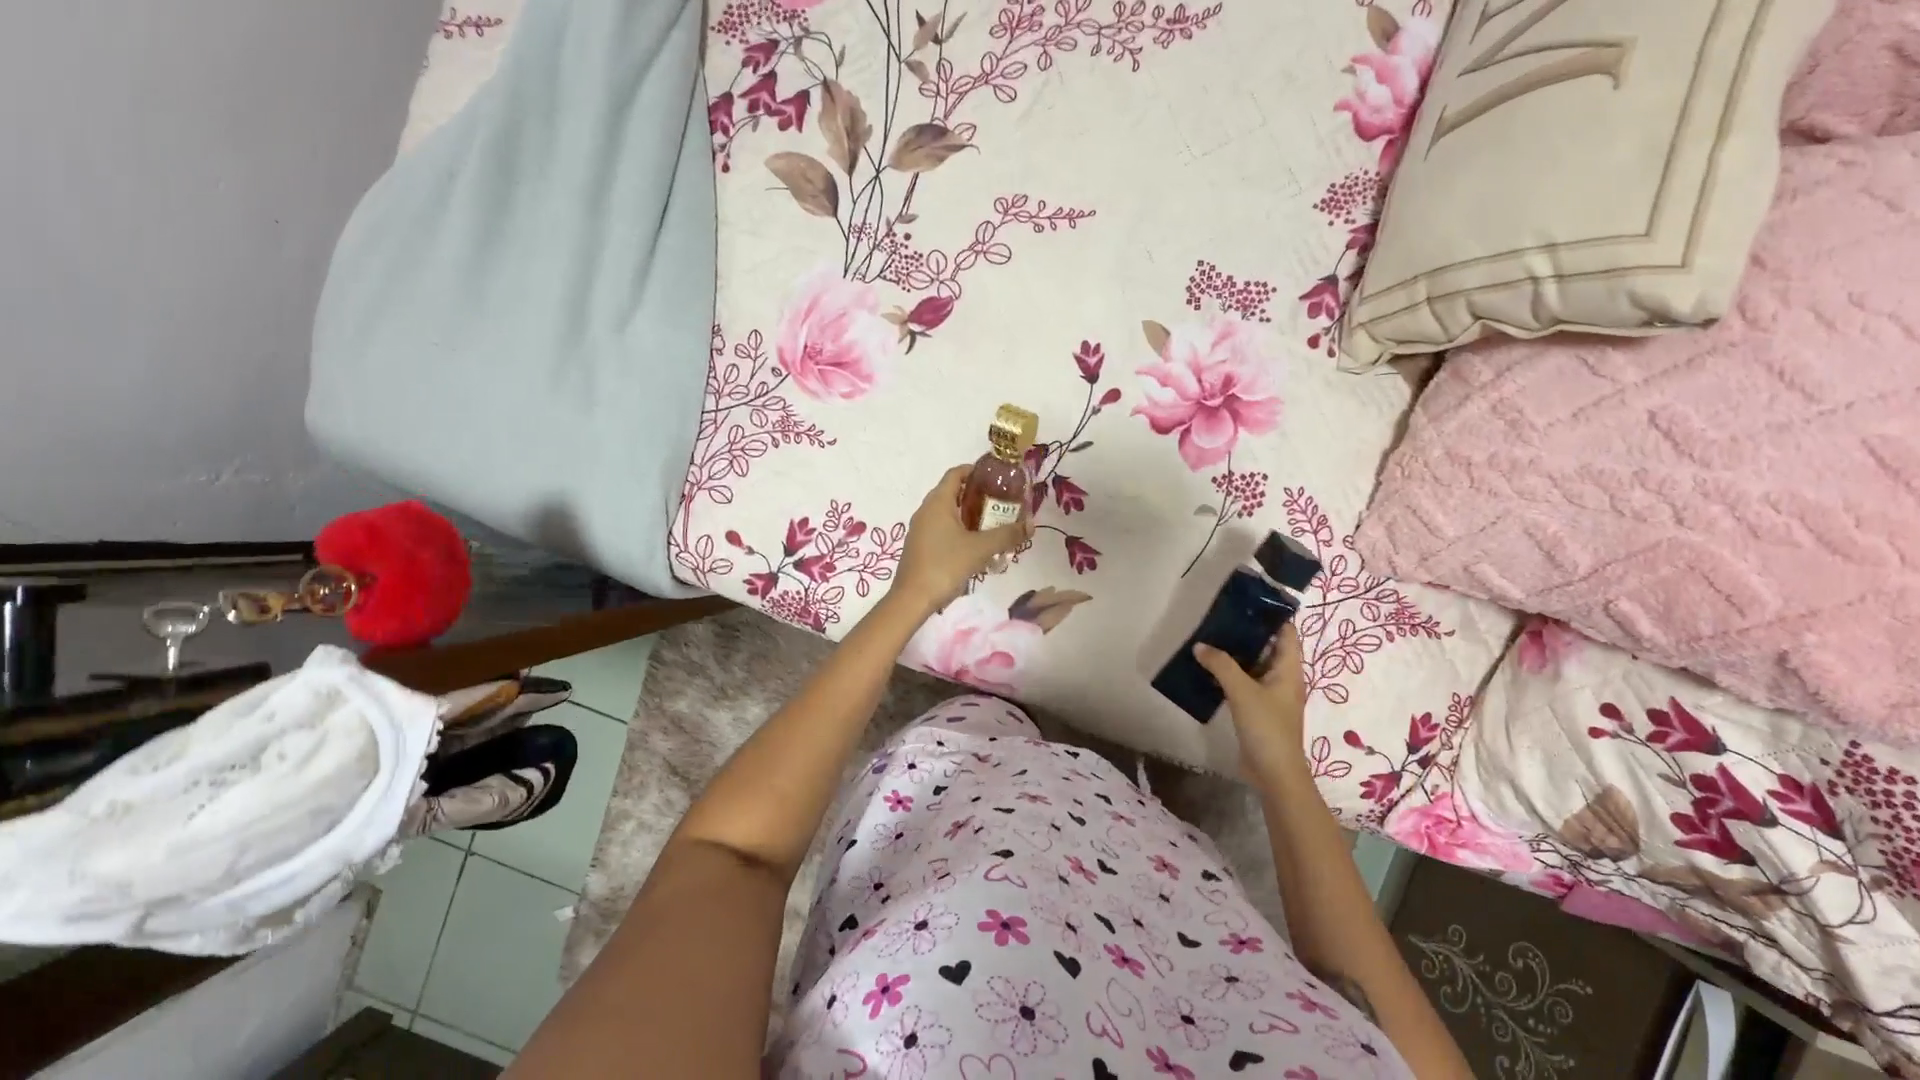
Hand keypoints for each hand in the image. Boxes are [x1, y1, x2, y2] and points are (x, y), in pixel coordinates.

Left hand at [890, 465, 1031, 614]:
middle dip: (977, 496)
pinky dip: (959, 531)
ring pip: (948, 513)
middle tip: (1002, 503)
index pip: (956, 473)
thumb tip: (1031, 525)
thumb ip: (1007, 535)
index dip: (976, 471)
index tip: (997, 478)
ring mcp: (920, 529)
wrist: (912, 599)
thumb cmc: (945, 565)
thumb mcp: (981, 549)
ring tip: (993, 525)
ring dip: (970, 516)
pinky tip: (975, 547)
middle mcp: (926, 510)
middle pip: (953, 493)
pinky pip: (942, 529)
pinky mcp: (920, 546)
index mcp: (937, 502)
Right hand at [1194, 623, 1308, 782]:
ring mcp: (1271, 694)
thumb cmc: (1266, 727)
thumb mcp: (1242, 691)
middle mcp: (1283, 678)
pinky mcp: (1258, 708)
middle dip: (1247, 632)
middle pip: (1268, 646)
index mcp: (1289, 669)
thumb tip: (1200, 645)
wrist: (1274, 772)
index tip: (1247, 601)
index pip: (1286, 632)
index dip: (1271, 615)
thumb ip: (1221, 665)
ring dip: (1236, 653)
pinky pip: (1245, 682)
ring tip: (1210, 637)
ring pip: (1254, 665)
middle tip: (1220, 616)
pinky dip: (1231, 673)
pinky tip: (1210, 668)